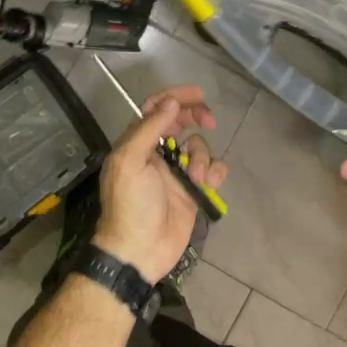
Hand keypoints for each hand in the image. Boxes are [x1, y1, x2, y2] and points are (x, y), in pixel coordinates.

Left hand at [91, 86, 228, 284]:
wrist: (139, 251)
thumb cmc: (130, 204)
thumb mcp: (130, 162)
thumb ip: (149, 129)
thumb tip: (170, 102)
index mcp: (137, 143)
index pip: (156, 109)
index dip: (175, 97)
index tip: (198, 95)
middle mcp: (157, 153)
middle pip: (180, 122)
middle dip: (196, 117)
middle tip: (210, 120)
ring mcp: (176, 172)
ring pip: (199, 147)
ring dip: (203, 157)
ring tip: (197, 178)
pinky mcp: (193, 191)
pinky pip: (212, 171)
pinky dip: (216, 173)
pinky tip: (209, 185)